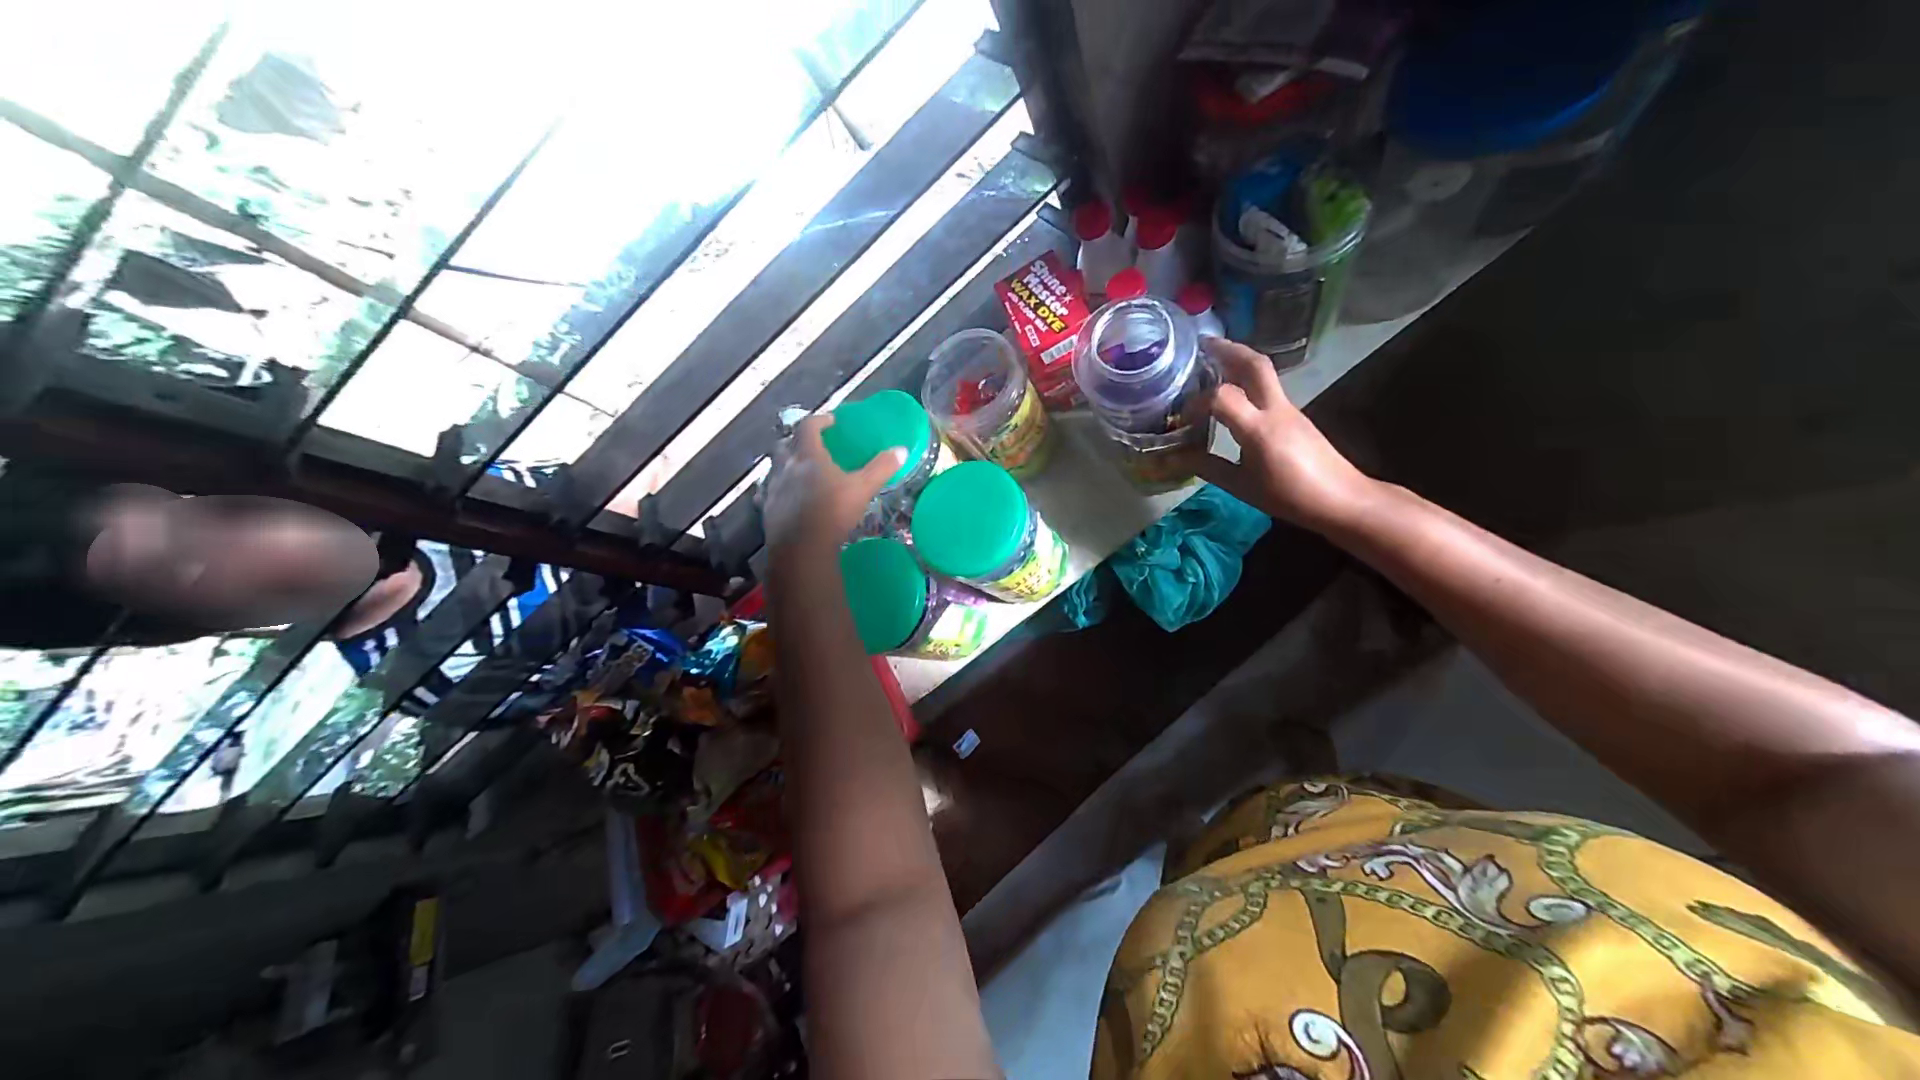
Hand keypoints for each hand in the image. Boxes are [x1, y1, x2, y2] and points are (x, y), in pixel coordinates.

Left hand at [762, 414, 904, 556]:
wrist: (801, 548)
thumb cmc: (832, 512)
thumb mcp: (863, 489)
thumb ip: (881, 468)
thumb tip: (901, 450)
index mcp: (808, 456)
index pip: (808, 426)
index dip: (820, 420)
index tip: (831, 421)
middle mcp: (785, 467)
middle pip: (785, 444)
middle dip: (797, 442)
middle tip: (812, 447)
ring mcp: (773, 488)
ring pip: (775, 468)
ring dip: (786, 465)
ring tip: (800, 473)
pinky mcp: (767, 510)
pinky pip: (770, 493)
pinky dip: (779, 490)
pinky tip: (788, 499)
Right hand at [1196, 337, 1378, 531]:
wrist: (1341, 499)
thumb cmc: (1289, 496)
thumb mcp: (1241, 486)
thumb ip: (1206, 467)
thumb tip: (1173, 457)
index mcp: (1259, 429)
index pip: (1221, 397)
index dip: (1195, 403)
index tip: (1181, 419)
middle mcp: (1276, 409)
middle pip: (1254, 364)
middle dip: (1227, 349)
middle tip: (1201, 345)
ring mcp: (1289, 408)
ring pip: (1263, 371)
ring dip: (1238, 360)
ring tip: (1213, 361)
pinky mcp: (1294, 414)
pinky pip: (1267, 387)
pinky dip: (1246, 379)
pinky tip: (1233, 391)